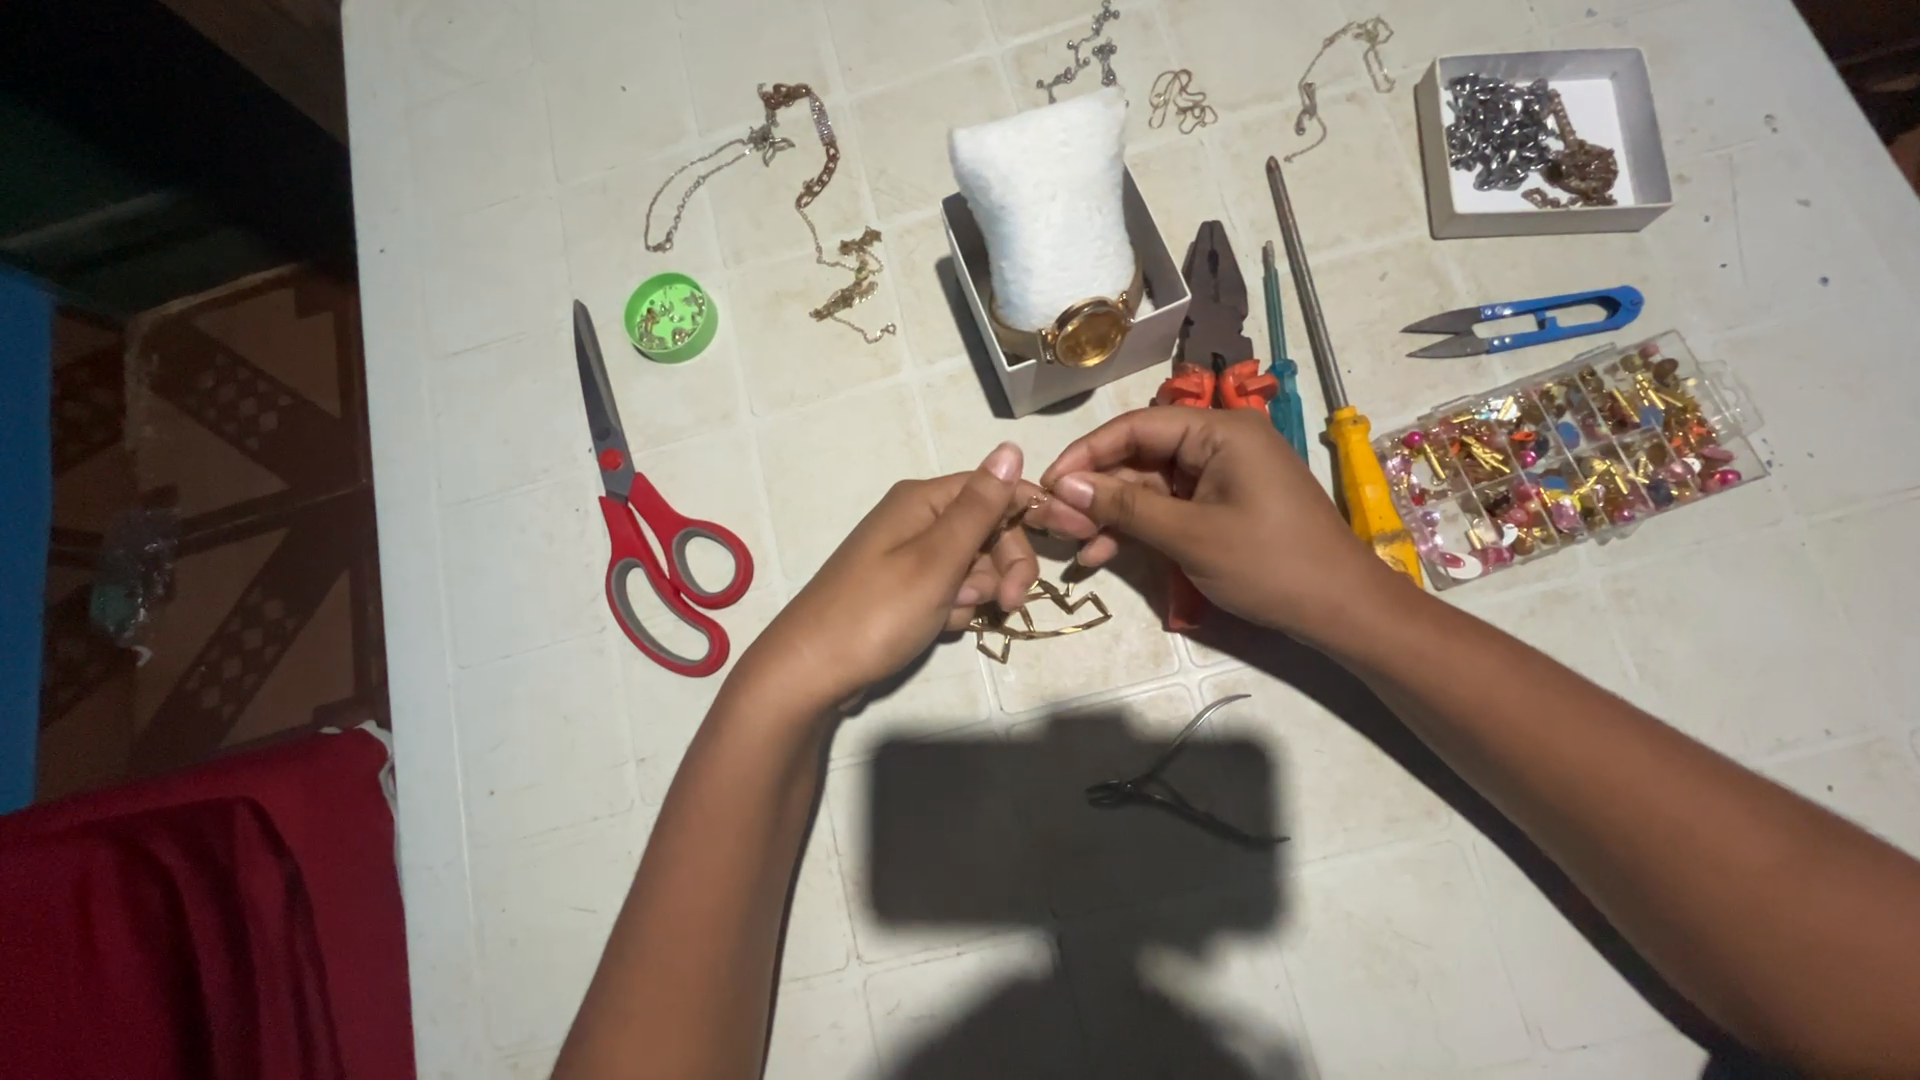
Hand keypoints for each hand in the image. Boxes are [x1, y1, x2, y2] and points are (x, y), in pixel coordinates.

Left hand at [742, 443, 1042, 706]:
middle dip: (1006, 564)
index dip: (1033, 511)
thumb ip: (979, 508)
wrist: (813, 671)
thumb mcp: (936, 559)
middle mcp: (917, 520)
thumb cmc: (877, 612)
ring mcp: (910, 557)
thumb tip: (1010, 446)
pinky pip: (951, 591)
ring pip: (974, 566)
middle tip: (1010, 602)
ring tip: (953, 614)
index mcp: (923, 500)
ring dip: (978, 592)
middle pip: (989, 530)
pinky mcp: (906, 591)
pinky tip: (938, 626)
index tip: (1071, 539)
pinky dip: (955, 609)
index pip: (995, 489)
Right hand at [1028, 407, 1402, 641]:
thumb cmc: (1269, 563)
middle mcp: (1217, 444)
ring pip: (1147, 486)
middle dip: (1094, 491)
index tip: (1048, 484)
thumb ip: (1124, 506)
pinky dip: (1136, 530)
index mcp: (1218, 431)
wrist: (1340, 609)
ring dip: (1110, 515)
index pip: (1135, 426)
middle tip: (1053, 522)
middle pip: (1138, 456)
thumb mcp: (1189, 535)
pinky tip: (1100, 555)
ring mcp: (1218, 477)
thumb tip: (1062, 486)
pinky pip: (1166, 509)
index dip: (1086, 454)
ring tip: (1072, 544)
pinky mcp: (1219, 506)